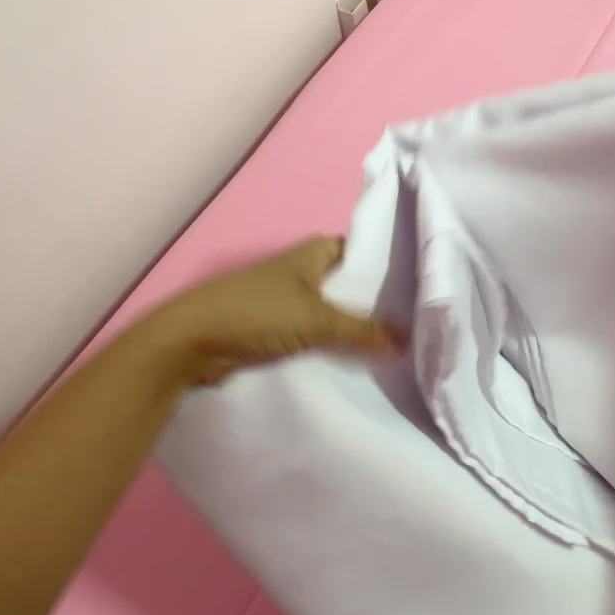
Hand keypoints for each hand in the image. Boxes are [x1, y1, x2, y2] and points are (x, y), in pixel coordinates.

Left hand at [136, 236, 402, 386]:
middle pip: (350, 285)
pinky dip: (332, 346)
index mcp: (315, 252)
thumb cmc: (256, 313)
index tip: (422, 287)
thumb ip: (361, 330)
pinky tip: (358, 364)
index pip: (363, 251)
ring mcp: (289, 300)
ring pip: (333, 313)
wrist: (192, 343)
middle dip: (376, 305)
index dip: (388, 265)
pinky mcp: (277, 329)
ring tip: (397, 348)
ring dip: (353, 330)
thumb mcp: (316, 319)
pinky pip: (315, 335)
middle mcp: (304, 270)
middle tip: (418, 325)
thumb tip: (407, 339)